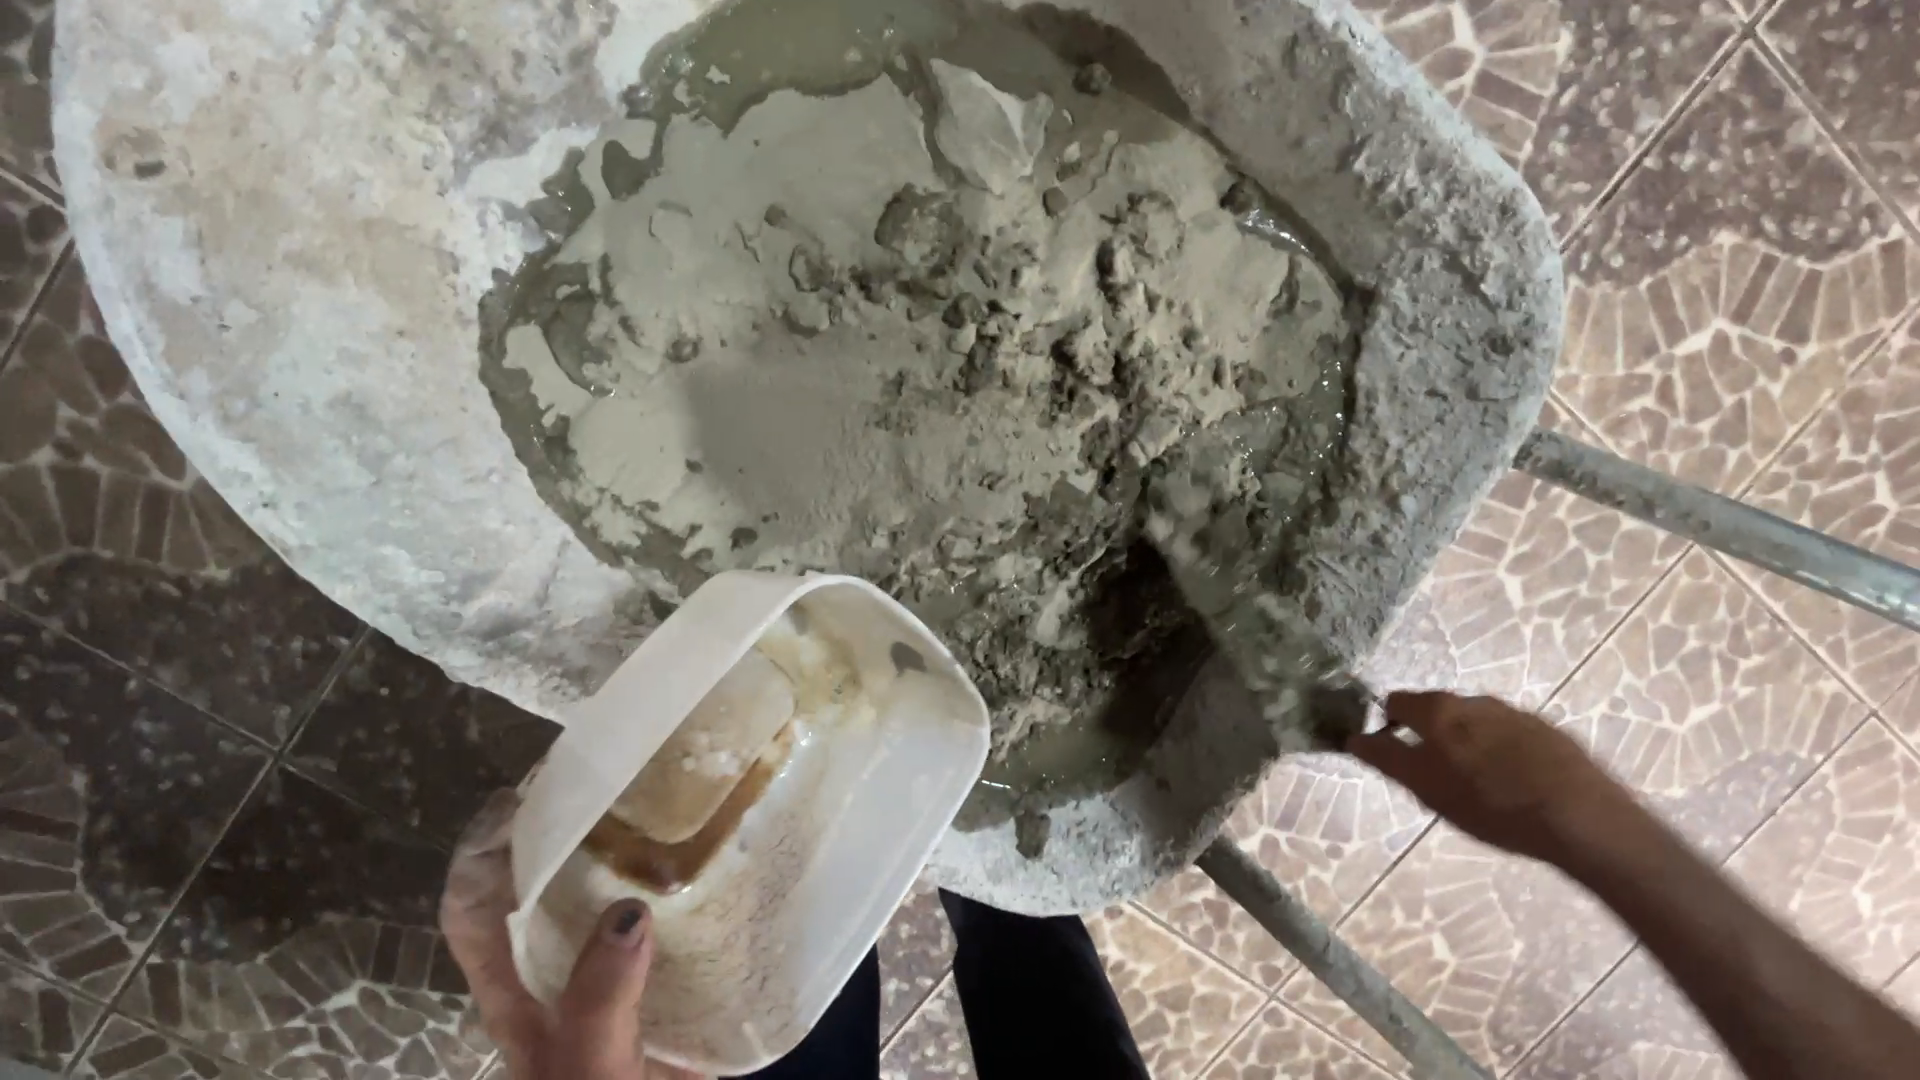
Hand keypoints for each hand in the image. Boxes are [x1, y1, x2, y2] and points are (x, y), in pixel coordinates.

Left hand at [440, 789, 702, 1079]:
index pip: (479, 914)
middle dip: (580, 836)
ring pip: (623, 906)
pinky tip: (733, 868)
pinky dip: (698, 895)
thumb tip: (629, 911)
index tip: (526, 793)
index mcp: (523, 1001)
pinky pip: (681, 932)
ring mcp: (621, 988)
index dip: (485, 853)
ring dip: (645, 859)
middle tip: (630, 780)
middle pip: (556, 895)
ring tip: (688, 806)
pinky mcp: (673, 997)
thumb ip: (598, 1008)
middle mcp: (568, 982)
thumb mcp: (591, 1078)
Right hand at [1346, 690, 1633, 864]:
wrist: (1584, 821)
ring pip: (1475, 724)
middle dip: (1429, 736)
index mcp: (1438, 708)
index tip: (1395, 756)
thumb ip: (1385, 758)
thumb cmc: (1489, 803)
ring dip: (1467, 744)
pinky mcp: (1551, 734)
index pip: (1395, 702)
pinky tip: (1514, 786)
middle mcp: (1474, 700)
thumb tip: (1353, 738)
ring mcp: (1516, 714)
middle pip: (1437, 711)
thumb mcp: (1425, 787)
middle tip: (1435, 776)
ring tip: (1478, 785)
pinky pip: (1511, 737)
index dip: (1387, 726)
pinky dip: (1502, 754)